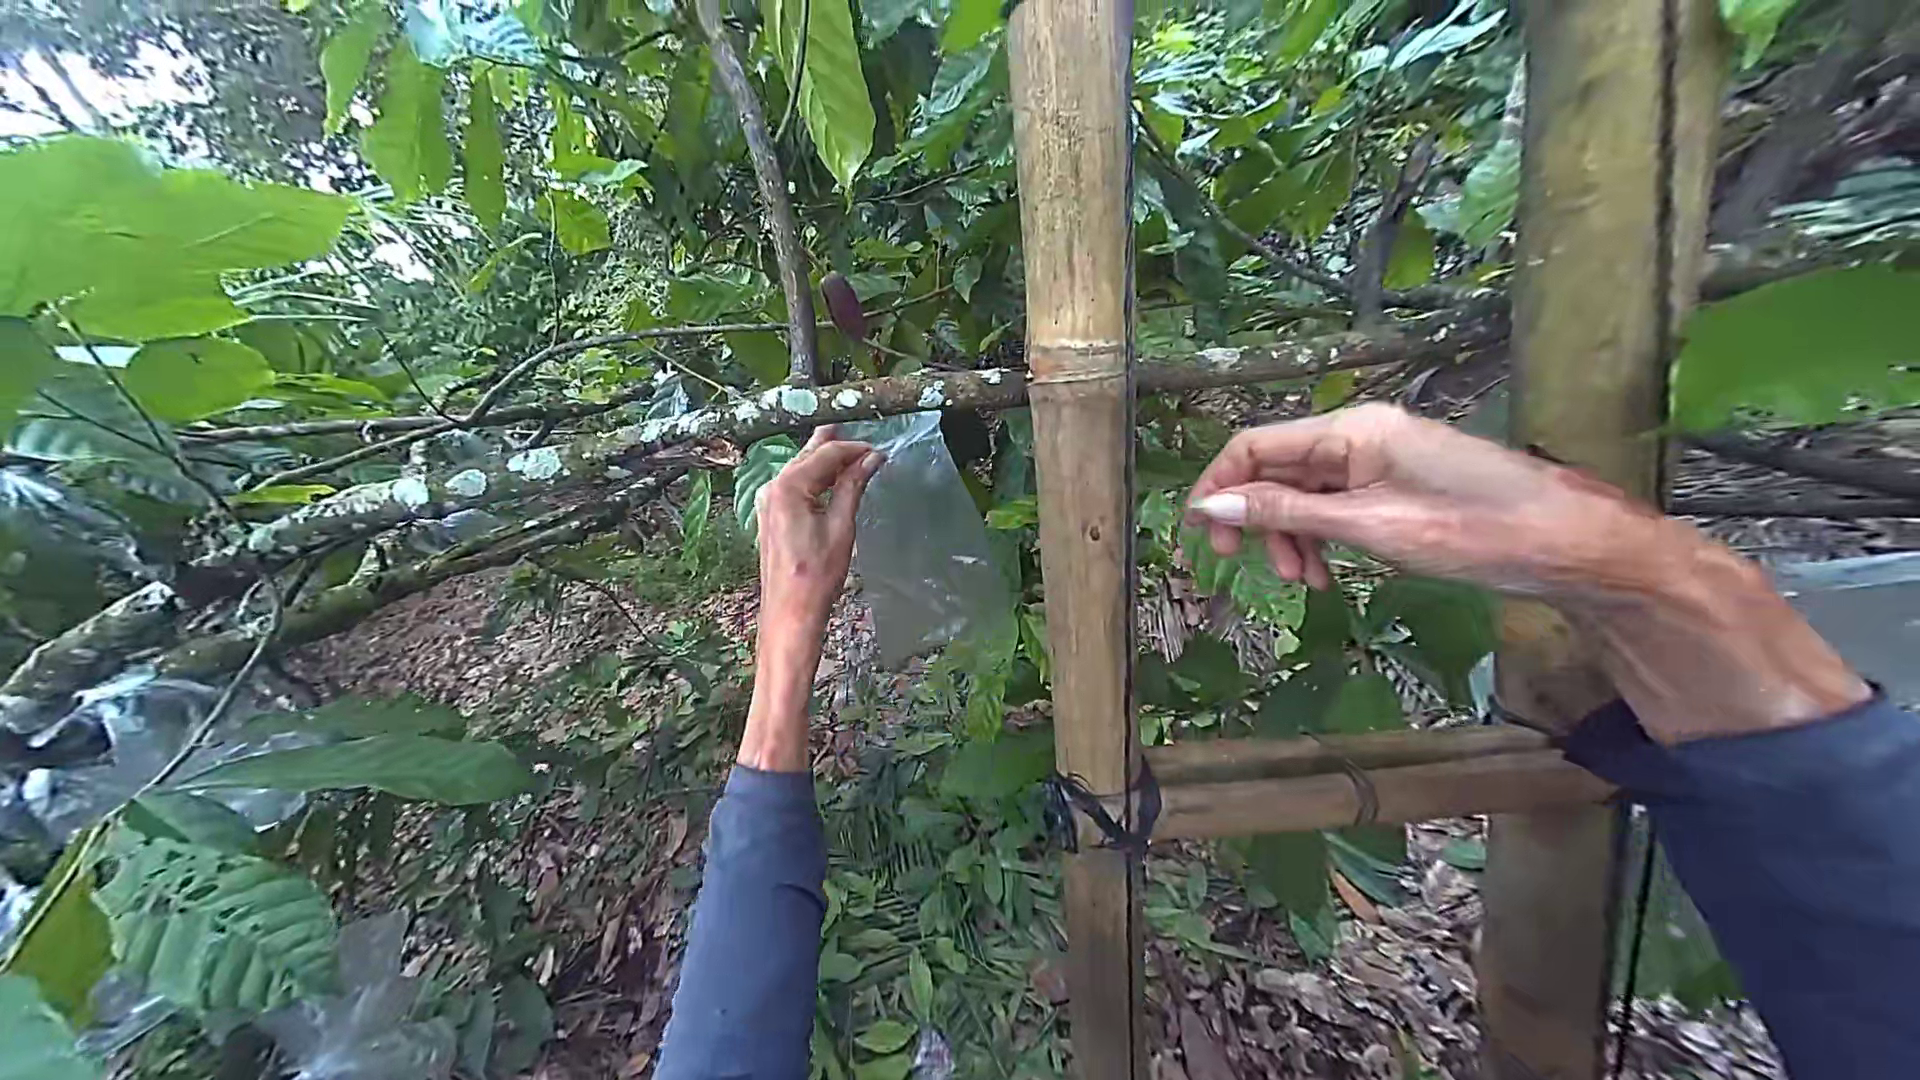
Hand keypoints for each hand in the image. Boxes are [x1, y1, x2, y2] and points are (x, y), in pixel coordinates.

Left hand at [756, 425, 885, 637]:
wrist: (791, 611)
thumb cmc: (816, 574)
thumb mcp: (841, 526)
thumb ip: (853, 486)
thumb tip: (871, 459)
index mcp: (787, 487)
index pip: (825, 454)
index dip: (854, 448)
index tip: (878, 451)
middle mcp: (772, 488)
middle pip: (808, 455)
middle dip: (837, 447)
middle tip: (864, 441)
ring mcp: (768, 502)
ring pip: (801, 469)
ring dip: (827, 462)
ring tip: (854, 457)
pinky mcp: (771, 516)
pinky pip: (795, 486)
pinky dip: (816, 479)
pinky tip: (833, 482)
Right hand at [1187, 404, 1867, 740]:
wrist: (1578, 549)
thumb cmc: (1473, 530)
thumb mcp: (1367, 525)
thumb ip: (1283, 513)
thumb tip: (1209, 508)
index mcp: (1348, 431)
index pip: (1252, 446)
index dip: (1216, 485)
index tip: (1199, 532)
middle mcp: (1355, 436)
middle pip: (1272, 471)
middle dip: (1252, 518)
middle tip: (1241, 562)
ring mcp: (1373, 461)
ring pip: (1298, 494)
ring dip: (1286, 536)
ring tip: (1302, 580)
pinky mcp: (1389, 485)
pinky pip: (1330, 507)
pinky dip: (1317, 539)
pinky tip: (1327, 573)